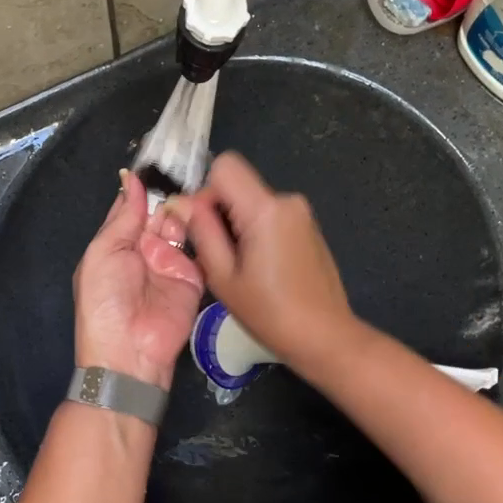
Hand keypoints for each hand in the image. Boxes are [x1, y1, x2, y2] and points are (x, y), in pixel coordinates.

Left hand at [72, 170, 205, 390]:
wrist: (129, 353)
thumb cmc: (105, 303)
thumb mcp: (103, 254)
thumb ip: (122, 217)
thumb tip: (131, 178)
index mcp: (117, 243)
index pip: (134, 206)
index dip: (145, 184)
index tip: (163, 153)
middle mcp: (145, 249)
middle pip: (162, 211)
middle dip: (171, 192)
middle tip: (189, 165)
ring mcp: (171, 262)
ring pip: (183, 224)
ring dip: (189, 207)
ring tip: (200, 186)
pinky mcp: (194, 278)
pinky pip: (202, 249)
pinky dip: (208, 230)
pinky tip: (214, 209)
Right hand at [167, 152, 357, 368]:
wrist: (322, 336)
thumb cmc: (268, 312)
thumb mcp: (223, 276)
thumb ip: (201, 232)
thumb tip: (179, 202)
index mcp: (265, 208)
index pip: (224, 166)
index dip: (206, 193)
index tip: (205, 230)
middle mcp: (287, 200)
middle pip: (238, 186)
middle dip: (221, 215)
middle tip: (220, 259)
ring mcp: (302, 214)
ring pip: (252, 204)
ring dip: (238, 228)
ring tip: (242, 270)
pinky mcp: (308, 228)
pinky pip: (270, 217)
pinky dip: (257, 235)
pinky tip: (262, 271)